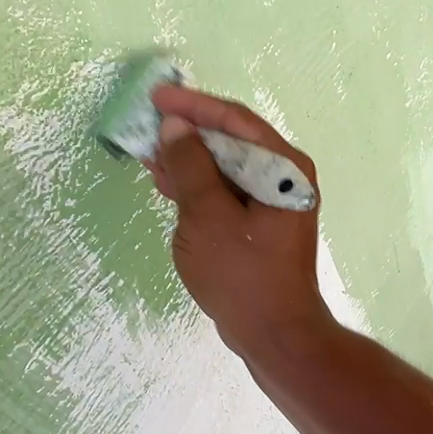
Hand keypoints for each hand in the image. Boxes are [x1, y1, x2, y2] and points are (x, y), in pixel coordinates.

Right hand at [145, 84, 334, 357]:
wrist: (274, 334)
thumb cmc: (242, 275)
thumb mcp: (207, 216)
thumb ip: (190, 166)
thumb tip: (176, 126)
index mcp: (284, 167)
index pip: (235, 120)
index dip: (193, 106)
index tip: (157, 99)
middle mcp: (285, 177)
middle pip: (231, 141)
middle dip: (187, 136)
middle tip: (147, 132)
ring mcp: (275, 201)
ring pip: (226, 167)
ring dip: (188, 162)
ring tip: (149, 160)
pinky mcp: (261, 223)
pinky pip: (227, 191)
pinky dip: (198, 187)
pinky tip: (169, 187)